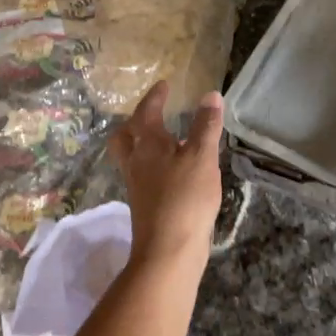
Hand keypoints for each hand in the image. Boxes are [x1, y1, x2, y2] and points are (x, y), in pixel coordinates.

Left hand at [108, 82, 224, 265]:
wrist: (168, 250)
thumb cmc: (185, 197)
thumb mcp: (202, 157)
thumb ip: (206, 126)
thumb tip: (210, 95)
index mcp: (148, 146)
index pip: (146, 113)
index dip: (155, 98)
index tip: (164, 85)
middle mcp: (136, 163)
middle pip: (126, 138)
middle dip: (136, 122)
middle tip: (152, 113)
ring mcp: (138, 186)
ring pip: (133, 158)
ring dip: (143, 144)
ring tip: (164, 140)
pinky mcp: (147, 205)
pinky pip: (144, 175)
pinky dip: (155, 165)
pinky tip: (173, 170)